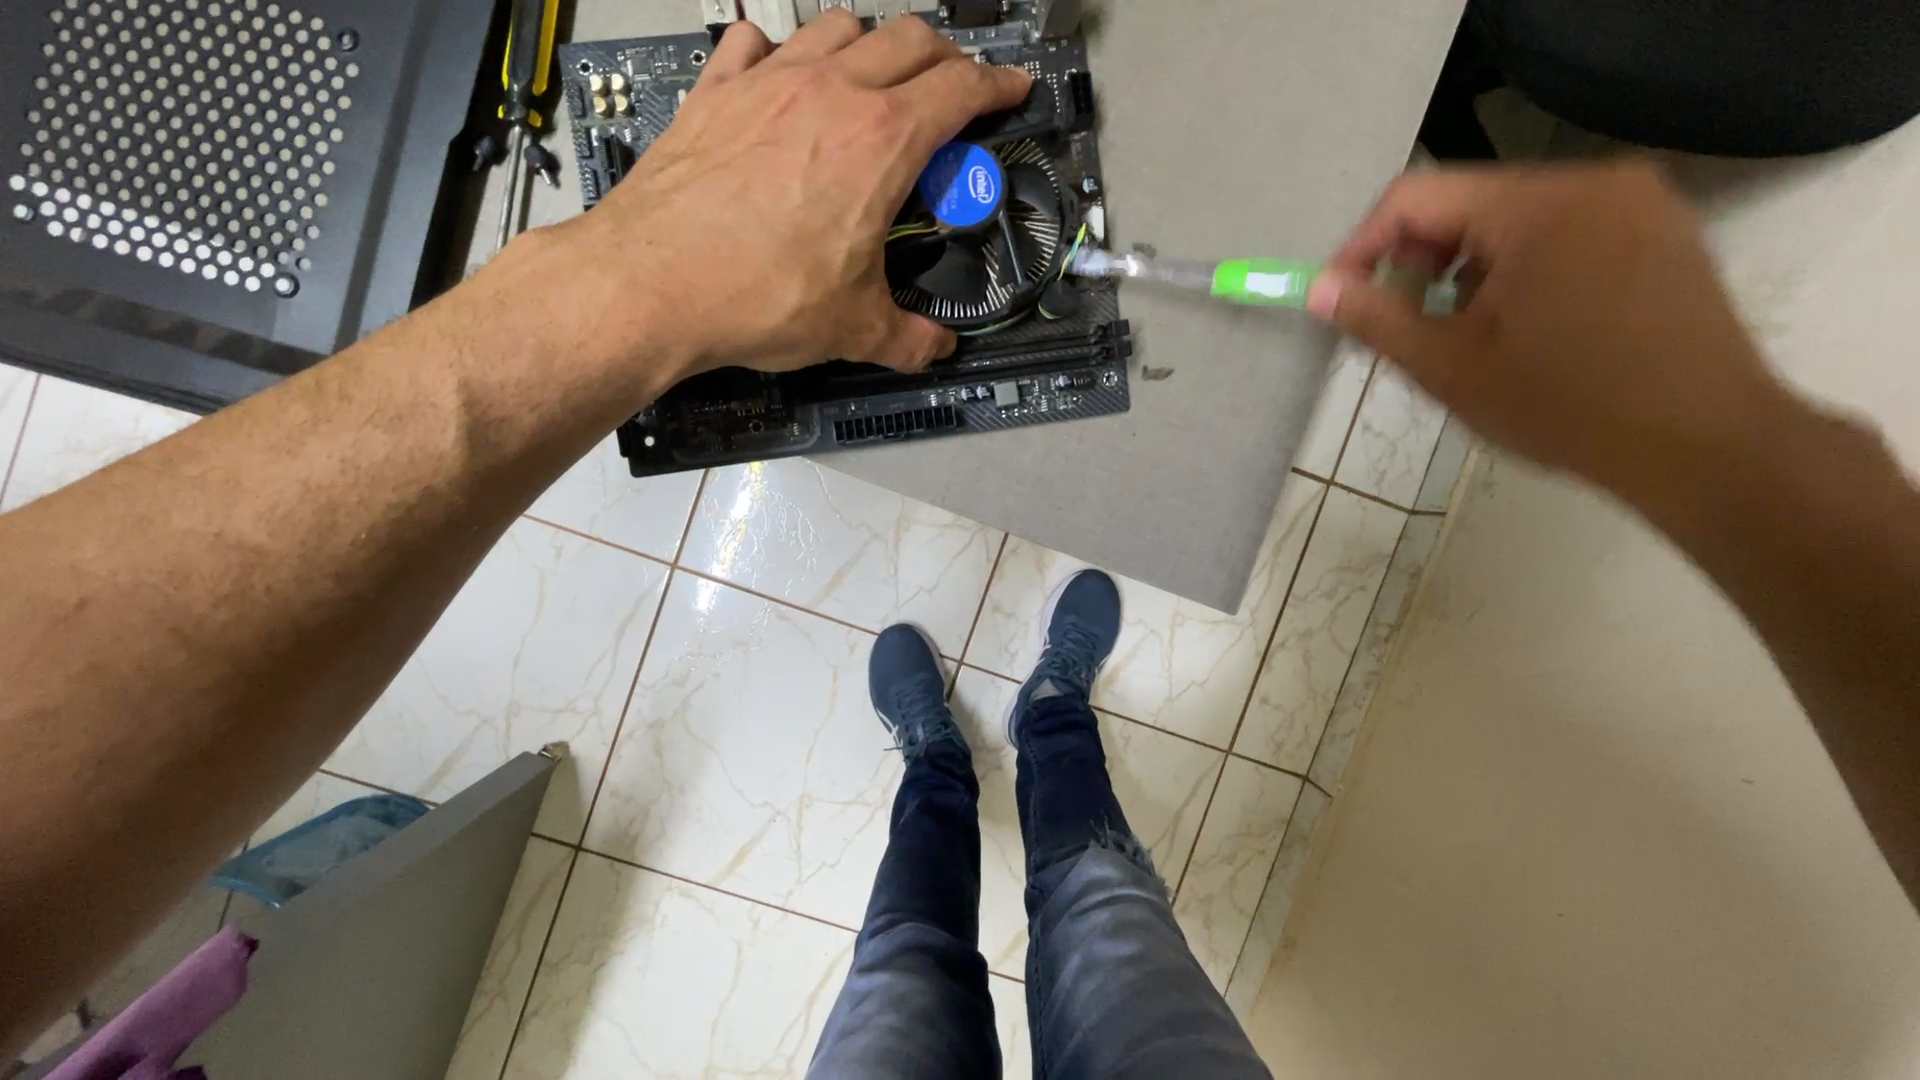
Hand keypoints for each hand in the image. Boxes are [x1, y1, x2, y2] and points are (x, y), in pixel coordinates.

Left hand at [534, 12, 1031, 379]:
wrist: (651, 285)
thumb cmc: (754, 295)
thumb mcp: (854, 330)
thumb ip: (908, 338)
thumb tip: (933, 348)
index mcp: (881, 143)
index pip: (960, 88)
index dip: (997, 85)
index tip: (1011, 88)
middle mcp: (830, 95)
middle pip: (910, 40)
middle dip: (945, 58)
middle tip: (951, 91)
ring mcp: (769, 84)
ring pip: (840, 26)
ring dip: (871, 45)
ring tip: (874, 83)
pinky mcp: (716, 94)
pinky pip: (755, 42)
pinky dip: (781, 52)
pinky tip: (782, 81)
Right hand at [1308, 162, 1790, 501]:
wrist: (1704, 444)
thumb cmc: (1563, 407)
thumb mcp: (1449, 368)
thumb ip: (1375, 319)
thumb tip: (1317, 289)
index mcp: (1538, 206)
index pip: (1415, 196)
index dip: (1361, 246)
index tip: (1340, 298)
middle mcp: (1594, 182)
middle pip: (1467, 203)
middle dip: (1417, 261)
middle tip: (1399, 323)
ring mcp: (1638, 202)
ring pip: (1513, 219)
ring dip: (1465, 269)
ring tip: (1459, 332)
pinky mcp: (1663, 230)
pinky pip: (1563, 231)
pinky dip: (1519, 269)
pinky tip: (1518, 325)